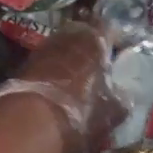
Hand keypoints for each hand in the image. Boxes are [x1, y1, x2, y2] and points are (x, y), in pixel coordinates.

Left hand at [0, 23, 121, 152]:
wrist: (29, 122)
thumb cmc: (78, 114)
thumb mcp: (109, 114)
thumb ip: (121, 101)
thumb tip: (126, 95)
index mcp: (93, 42)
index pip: (107, 29)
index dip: (113, 38)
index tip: (118, 48)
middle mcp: (67, 37)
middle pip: (82, 34)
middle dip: (89, 46)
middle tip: (97, 62)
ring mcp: (44, 48)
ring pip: (62, 45)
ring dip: (69, 56)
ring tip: (77, 74)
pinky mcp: (26, 62)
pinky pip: (47, 59)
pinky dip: (53, 68)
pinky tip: (56, 84)